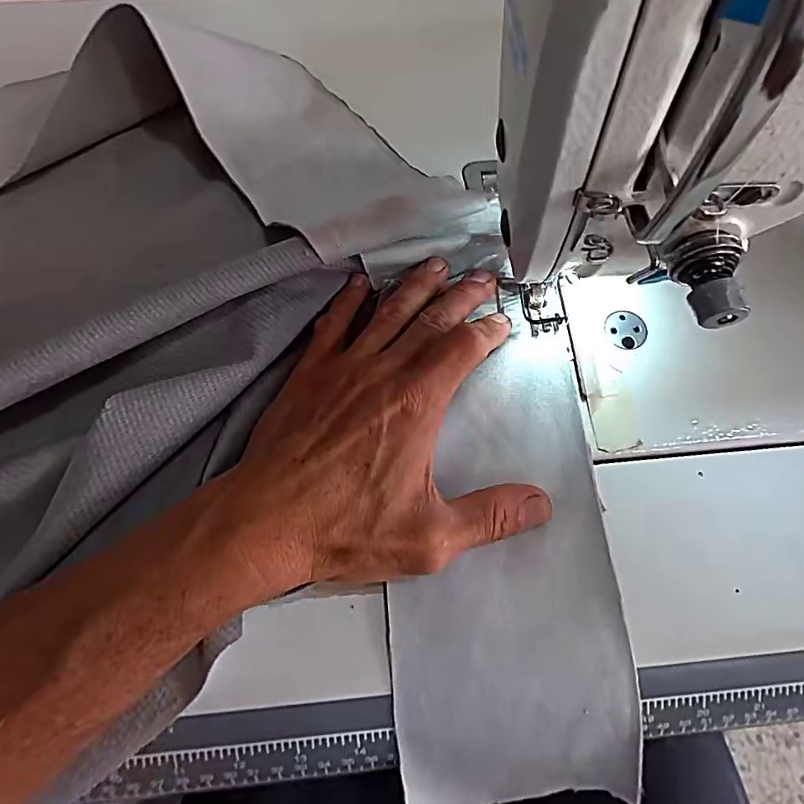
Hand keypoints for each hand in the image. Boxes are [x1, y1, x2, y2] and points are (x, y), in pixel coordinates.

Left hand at [205, 258, 552, 592]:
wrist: (267, 521)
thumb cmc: (341, 526)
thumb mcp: (430, 537)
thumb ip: (489, 516)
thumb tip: (536, 505)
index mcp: (417, 404)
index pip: (463, 349)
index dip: (487, 331)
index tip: (500, 323)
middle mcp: (383, 375)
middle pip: (431, 319)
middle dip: (461, 295)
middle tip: (480, 279)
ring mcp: (343, 368)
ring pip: (388, 312)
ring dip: (415, 285)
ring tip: (434, 266)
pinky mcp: (310, 373)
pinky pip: (334, 324)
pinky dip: (349, 300)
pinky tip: (359, 284)